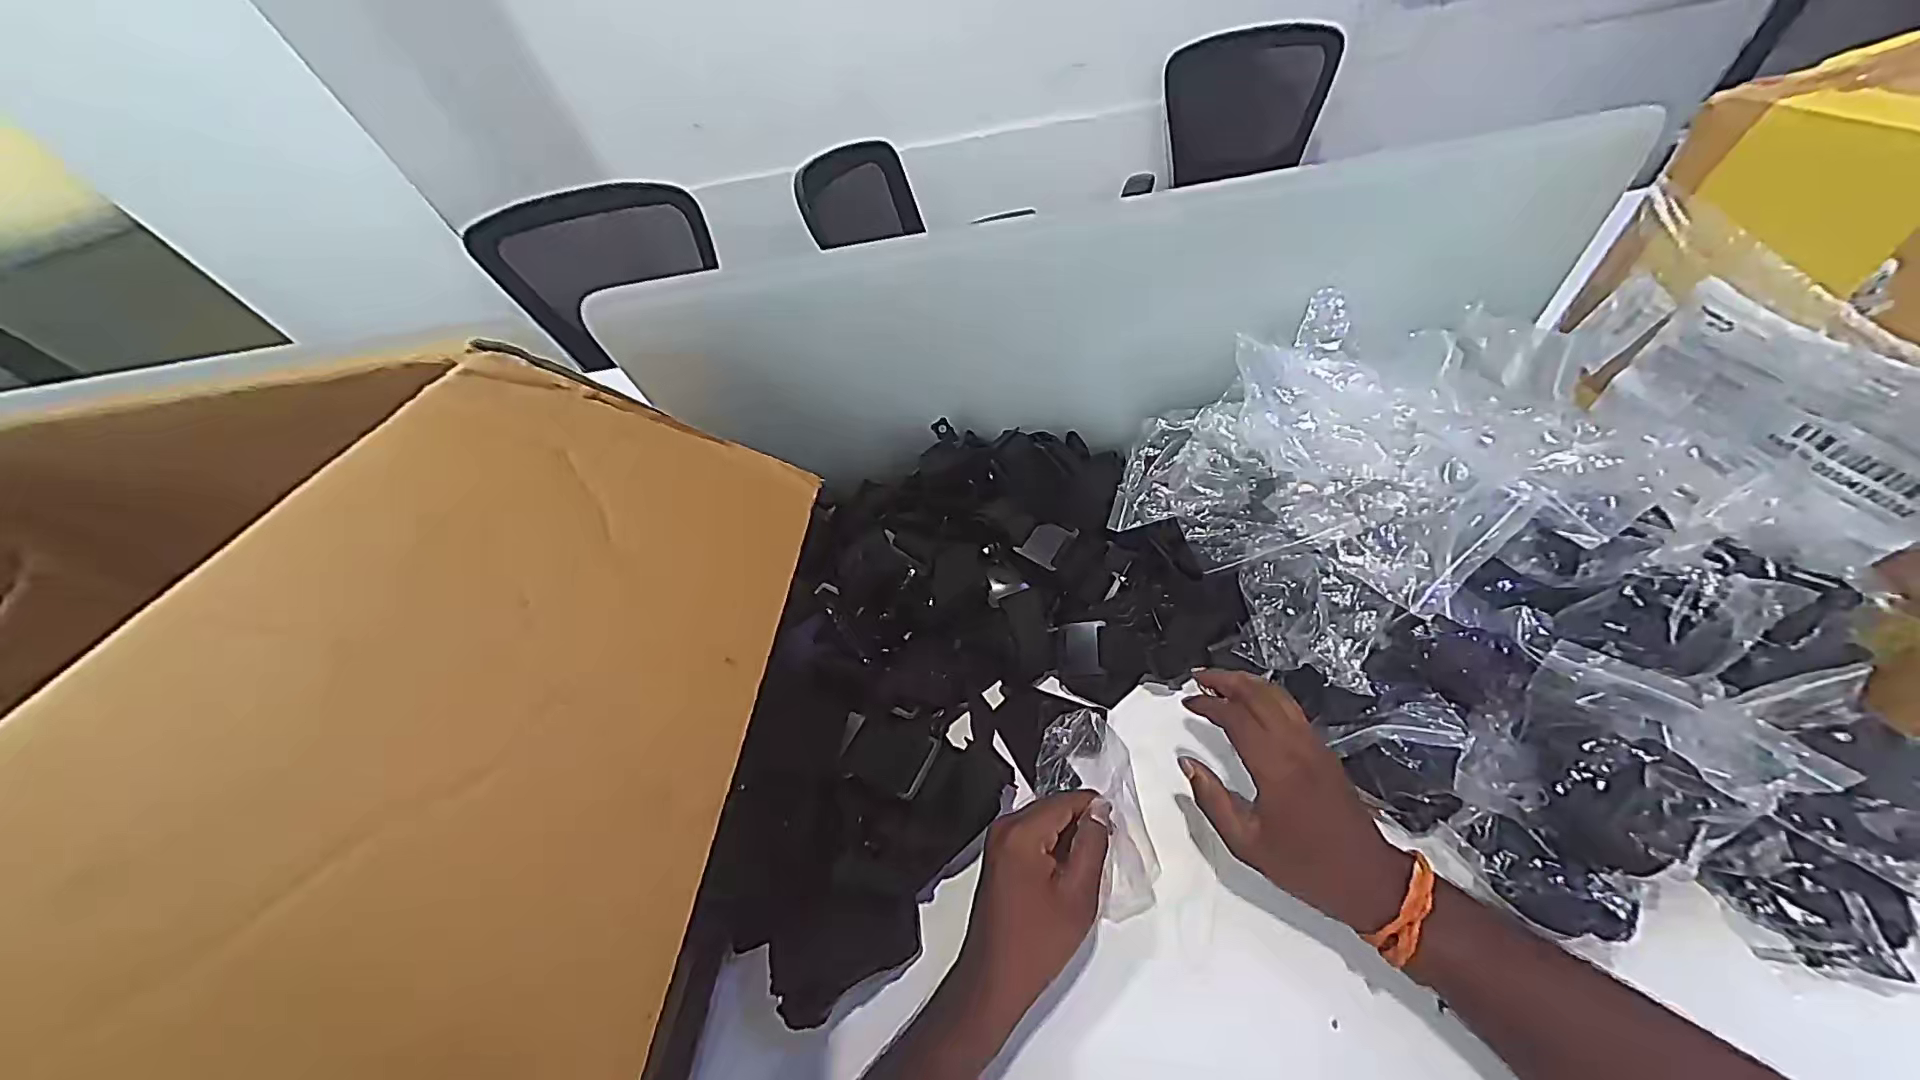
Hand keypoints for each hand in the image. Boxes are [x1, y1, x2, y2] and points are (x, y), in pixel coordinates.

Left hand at [951, 790, 1111, 1019]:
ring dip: (1067, 839)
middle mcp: (1004, 828)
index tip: (1115, 827)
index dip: (1096, 809)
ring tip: (1084, 871)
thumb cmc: (1036, 943)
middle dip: (1081, 825)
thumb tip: (1100, 812)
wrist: (996, 977)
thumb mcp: (1078, 892)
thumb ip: (1093, 843)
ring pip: (1045, 823)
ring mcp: (998, 842)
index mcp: (1020, 831)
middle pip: (1054, 808)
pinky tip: (1064, 878)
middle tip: (1103, 854)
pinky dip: (1052, 850)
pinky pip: (1033, 838)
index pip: (1067, 799)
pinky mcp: (998, 857)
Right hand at [1181, 669, 1411, 932]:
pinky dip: (1265, 695)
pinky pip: (1290, 708)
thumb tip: (1189, 765)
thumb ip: (1212, 799)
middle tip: (1199, 678)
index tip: (1188, 703)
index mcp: (1275, 767)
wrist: (1369, 879)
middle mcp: (1297, 747)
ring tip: (1220, 683)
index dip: (1208, 704)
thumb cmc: (1307, 866)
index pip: (1236, 716)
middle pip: (1258, 694)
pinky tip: (1251, 703)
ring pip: (1278, 696)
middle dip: (1225, 679)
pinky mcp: (1324, 751)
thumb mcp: (1246, 842)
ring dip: (1246, 683)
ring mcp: (1314, 746)